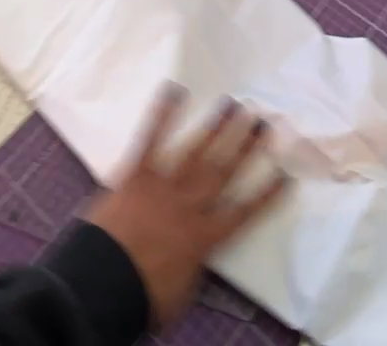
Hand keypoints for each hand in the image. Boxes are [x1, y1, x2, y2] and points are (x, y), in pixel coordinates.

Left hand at [85, 86, 287, 327]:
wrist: (100, 286)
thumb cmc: (142, 296)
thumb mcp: (182, 291)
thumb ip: (195, 264)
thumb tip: (199, 253)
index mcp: (203, 237)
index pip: (244, 211)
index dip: (267, 194)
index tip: (286, 174)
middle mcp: (189, 204)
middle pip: (223, 170)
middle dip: (245, 145)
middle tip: (262, 120)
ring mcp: (162, 185)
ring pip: (195, 151)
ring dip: (214, 127)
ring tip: (232, 104)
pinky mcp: (134, 174)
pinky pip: (149, 139)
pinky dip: (160, 114)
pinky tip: (172, 90)